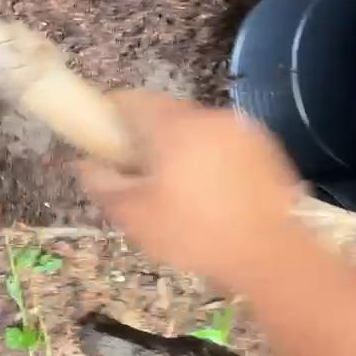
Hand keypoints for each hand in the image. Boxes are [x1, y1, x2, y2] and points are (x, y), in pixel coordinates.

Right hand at [78, 93, 305, 291]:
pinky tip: (205, 189)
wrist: (271, 256)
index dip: (107, 115)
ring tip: (171, 182)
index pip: (129, 99)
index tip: (100, 141)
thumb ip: (100, 182)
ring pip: (193, 126)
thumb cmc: (191, 234)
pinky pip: (221, 140)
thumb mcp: (131, 214)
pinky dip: (205, 154)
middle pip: (162, 111)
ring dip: (175, 144)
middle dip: (142, 133)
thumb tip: (84, 163)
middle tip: (132, 169)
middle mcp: (209, 118)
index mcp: (173, 128)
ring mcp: (242, 130)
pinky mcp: (266, 148)